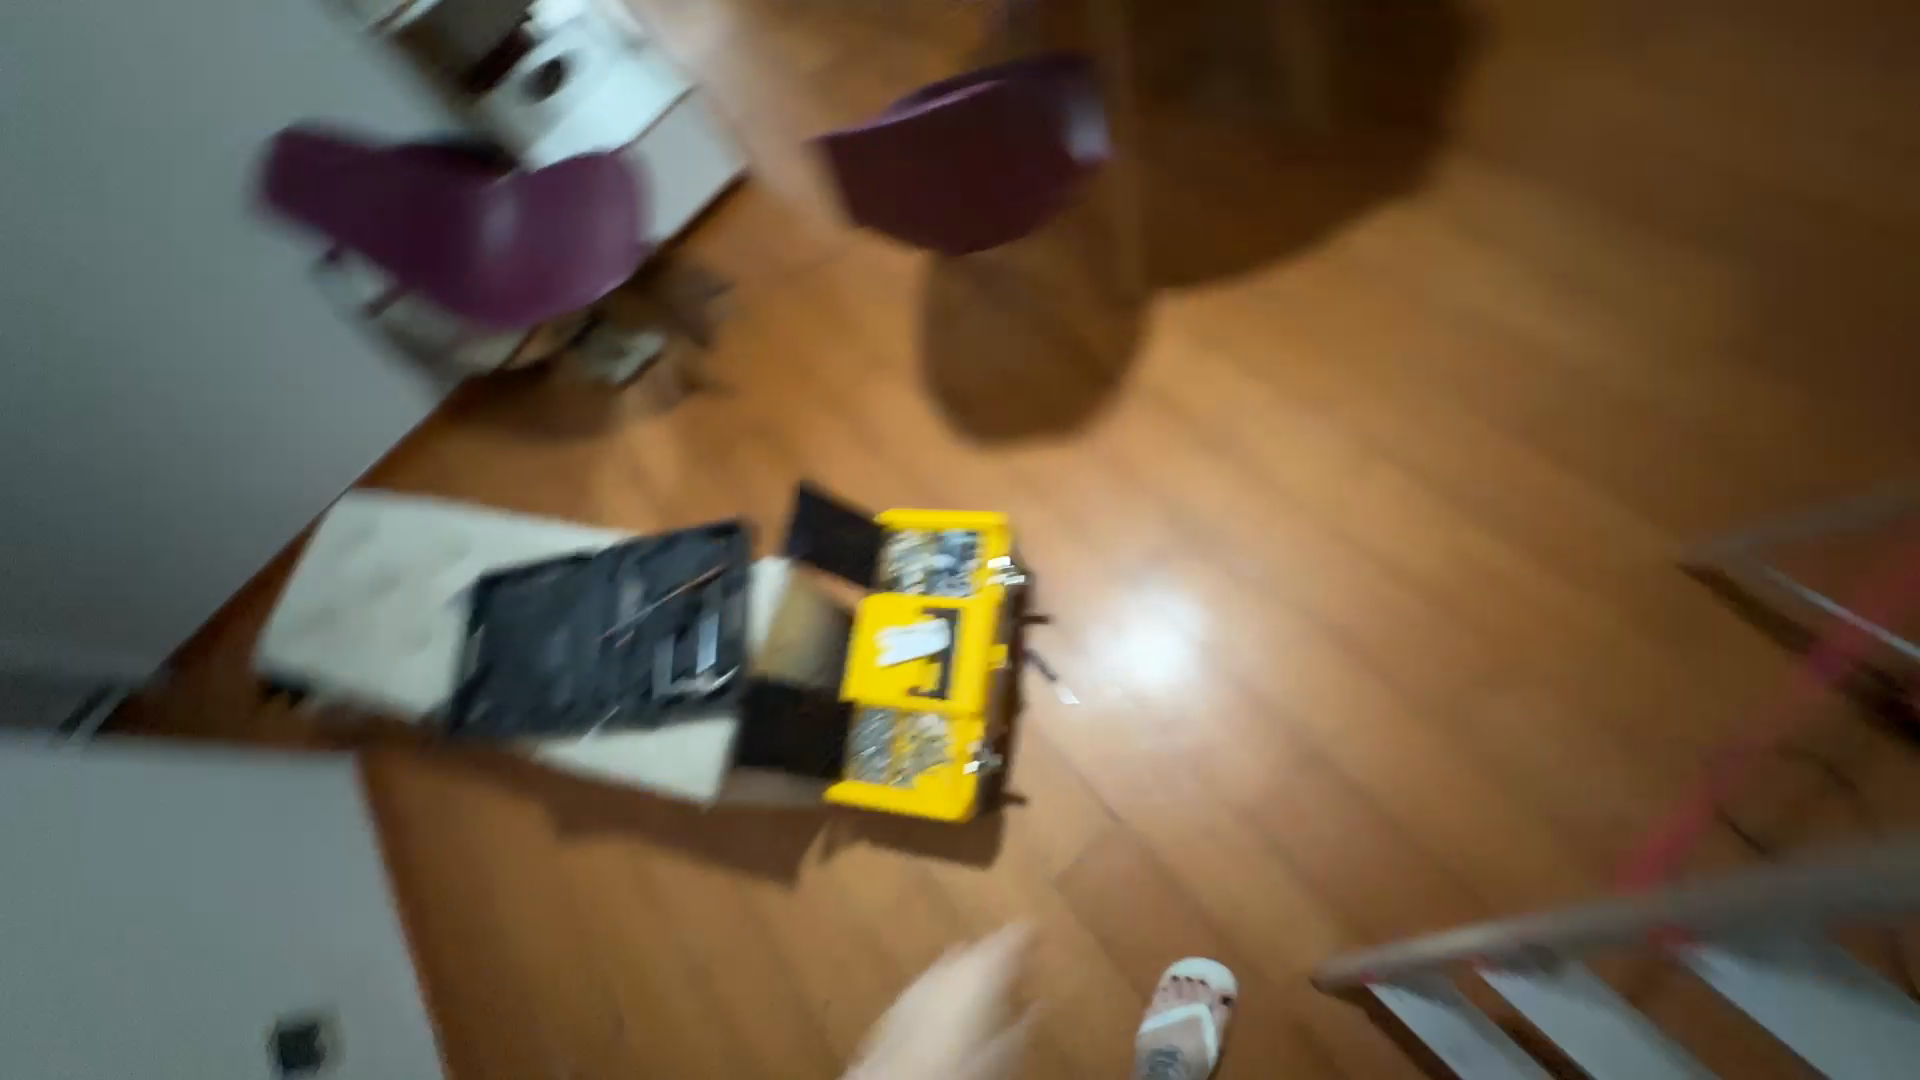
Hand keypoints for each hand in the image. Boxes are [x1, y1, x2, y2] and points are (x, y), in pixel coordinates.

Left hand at [846, 924, 1036, 1079]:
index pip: (1011, 938)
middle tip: (1018, 963)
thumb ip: (1025, 1020)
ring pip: (956, 962)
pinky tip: (954, 1003)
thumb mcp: (1007, 1050)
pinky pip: (935, 980)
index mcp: (983, 967)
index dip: (1028, 934)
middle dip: (999, 953)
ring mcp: (926, 976)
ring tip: (989, 985)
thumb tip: (1040, 1002)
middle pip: (982, 948)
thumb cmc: (965, 1066)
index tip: (1039, 932)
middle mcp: (953, 962)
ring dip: (972, 968)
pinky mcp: (903, 997)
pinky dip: (949, 984)